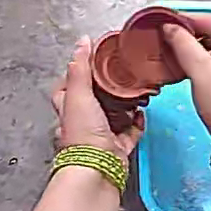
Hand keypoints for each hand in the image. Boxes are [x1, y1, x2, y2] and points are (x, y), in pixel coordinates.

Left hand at [51, 37, 143, 157]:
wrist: (97, 168)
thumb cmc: (83, 134)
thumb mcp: (79, 94)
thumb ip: (81, 68)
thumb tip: (82, 42)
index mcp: (69, 109)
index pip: (67, 87)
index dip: (76, 73)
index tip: (90, 61)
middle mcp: (83, 122)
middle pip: (93, 100)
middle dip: (105, 87)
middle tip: (119, 72)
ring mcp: (101, 135)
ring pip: (113, 115)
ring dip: (124, 103)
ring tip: (134, 88)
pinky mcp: (119, 146)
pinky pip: (131, 132)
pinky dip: (138, 122)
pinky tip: (143, 112)